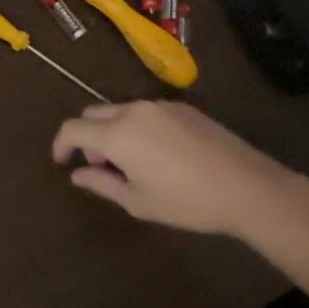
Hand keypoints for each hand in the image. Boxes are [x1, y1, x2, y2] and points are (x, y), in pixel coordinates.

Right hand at [51, 101, 308, 237]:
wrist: (248, 187)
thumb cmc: (186, 202)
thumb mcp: (137, 201)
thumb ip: (101, 184)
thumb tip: (77, 174)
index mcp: (117, 134)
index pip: (72, 129)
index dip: (60, 145)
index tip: (61, 162)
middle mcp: (134, 111)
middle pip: (93, 114)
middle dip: (86, 137)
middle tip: (99, 166)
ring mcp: (161, 106)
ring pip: (120, 111)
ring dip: (112, 131)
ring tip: (130, 163)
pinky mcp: (184, 108)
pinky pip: (146, 112)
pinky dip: (136, 127)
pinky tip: (157, 154)